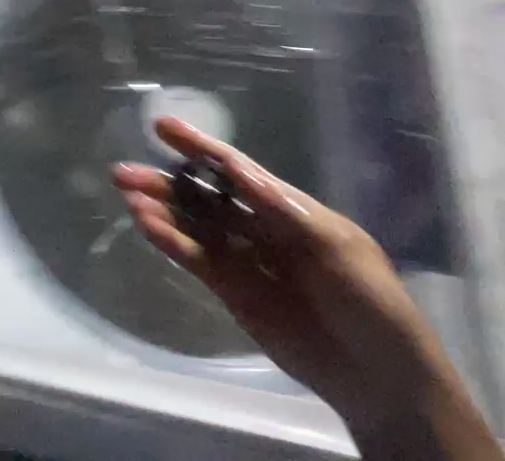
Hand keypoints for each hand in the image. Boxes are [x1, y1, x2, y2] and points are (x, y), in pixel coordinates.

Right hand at [114, 119, 501, 459]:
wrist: (381, 378)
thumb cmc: (372, 303)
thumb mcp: (337, 247)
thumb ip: (284, 209)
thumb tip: (241, 170)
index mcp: (290, 208)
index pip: (237, 170)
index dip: (200, 148)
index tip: (162, 126)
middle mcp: (261, 228)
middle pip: (205, 197)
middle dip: (166, 181)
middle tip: (124, 171)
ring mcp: (245, 261)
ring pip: (195, 228)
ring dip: (162, 211)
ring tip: (128, 196)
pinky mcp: (234, 293)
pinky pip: (198, 262)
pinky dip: (172, 244)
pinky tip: (148, 227)